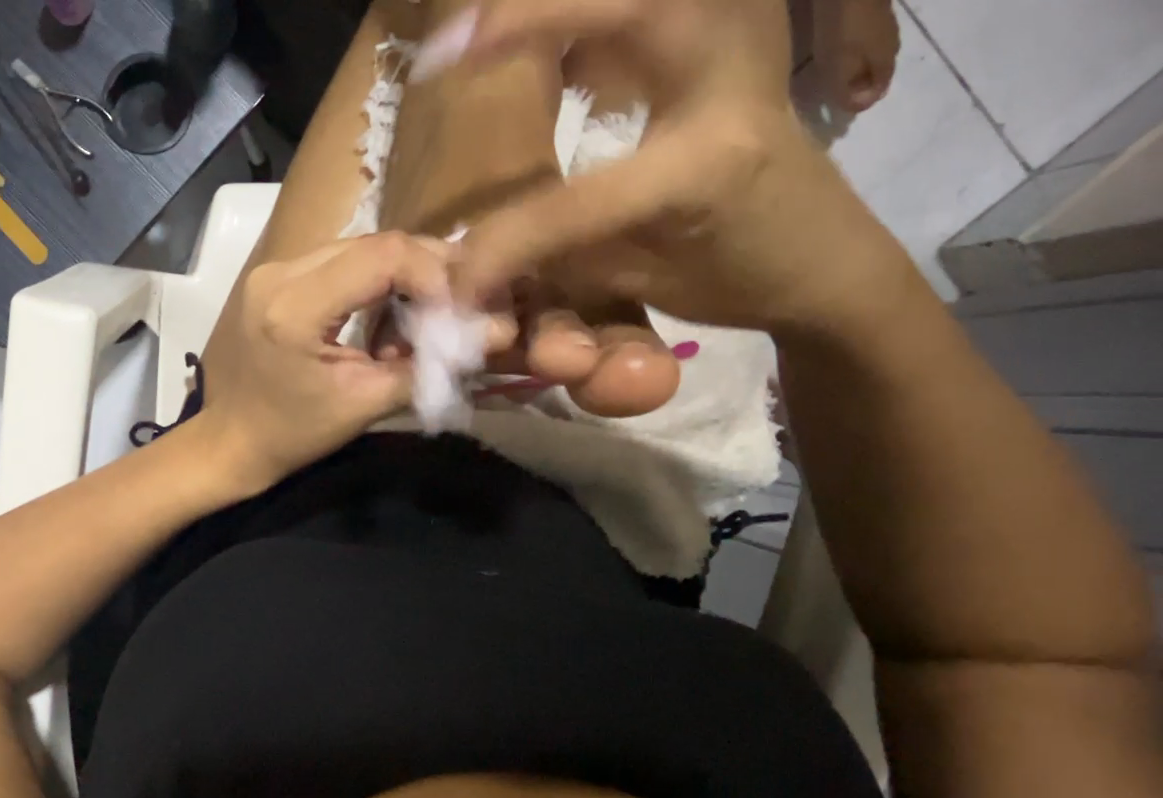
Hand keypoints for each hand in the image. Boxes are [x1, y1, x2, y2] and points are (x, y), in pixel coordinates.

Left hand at [199, 231, 510, 486]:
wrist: (230, 444)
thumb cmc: (293, 435)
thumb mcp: (364, 403)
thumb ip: (428, 365)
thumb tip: (497, 333)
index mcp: (294, 305)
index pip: (385, 254)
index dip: (437, 275)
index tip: (461, 313)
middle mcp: (278, 271)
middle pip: (374, 242)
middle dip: (425, 273)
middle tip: (455, 312)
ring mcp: (271, 269)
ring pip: (357, 248)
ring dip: (399, 278)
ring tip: (419, 323)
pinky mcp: (272, 277)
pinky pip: (336, 262)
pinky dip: (370, 284)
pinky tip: (384, 320)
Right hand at [416, 0, 924, 334]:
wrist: (831, 252)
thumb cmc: (741, 279)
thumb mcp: (642, 284)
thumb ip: (561, 256)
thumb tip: (475, 257)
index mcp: (709, 170)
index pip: (581, 200)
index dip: (506, 240)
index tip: (455, 273)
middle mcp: (728, 87)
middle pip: (631, 7)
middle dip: (533, 14)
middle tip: (452, 43)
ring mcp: (737, 44)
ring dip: (565, 5)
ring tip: (487, 30)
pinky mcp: (731, 32)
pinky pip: (656, 5)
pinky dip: (594, 14)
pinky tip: (553, 44)